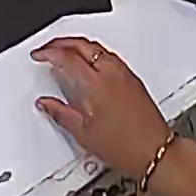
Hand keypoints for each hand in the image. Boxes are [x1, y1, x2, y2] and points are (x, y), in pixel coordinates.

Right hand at [33, 37, 172, 177]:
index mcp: (96, 84)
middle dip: (60, 43)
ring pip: (96, 47)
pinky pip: (108, 54)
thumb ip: (61, 113)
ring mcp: (123, 73)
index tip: (39, 55)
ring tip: (64, 50)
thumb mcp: (84, 134)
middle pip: (81, 45)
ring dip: (77, 44)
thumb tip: (45, 103)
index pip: (66, 57)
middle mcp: (111, 73)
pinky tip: (88, 60)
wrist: (156, 152)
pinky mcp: (132, 77)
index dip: (48, 53)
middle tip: (47, 49)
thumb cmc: (126, 147)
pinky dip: (93, 51)